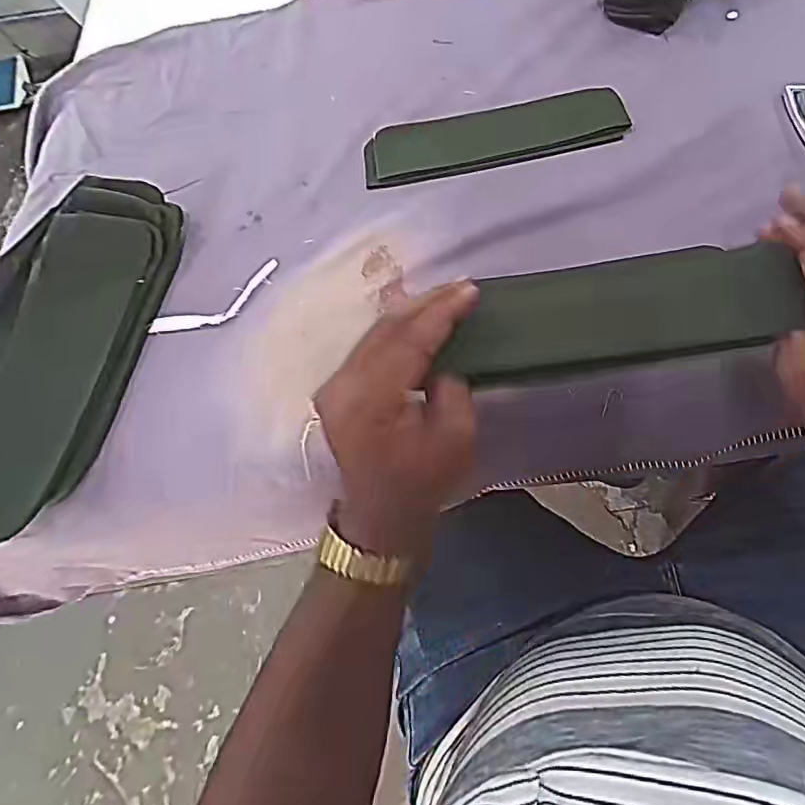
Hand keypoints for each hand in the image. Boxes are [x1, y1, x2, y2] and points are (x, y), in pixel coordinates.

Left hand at [315, 281, 479, 560]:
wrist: (380, 518)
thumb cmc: (422, 483)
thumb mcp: (456, 438)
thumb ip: (451, 387)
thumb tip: (442, 360)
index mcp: (370, 401)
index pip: (408, 341)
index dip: (441, 312)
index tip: (470, 291)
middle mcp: (342, 386)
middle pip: (386, 328)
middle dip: (427, 303)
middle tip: (462, 287)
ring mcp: (334, 385)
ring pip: (375, 332)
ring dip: (412, 312)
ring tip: (447, 296)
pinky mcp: (338, 388)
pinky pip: (370, 345)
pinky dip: (398, 328)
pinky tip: (419, 316)